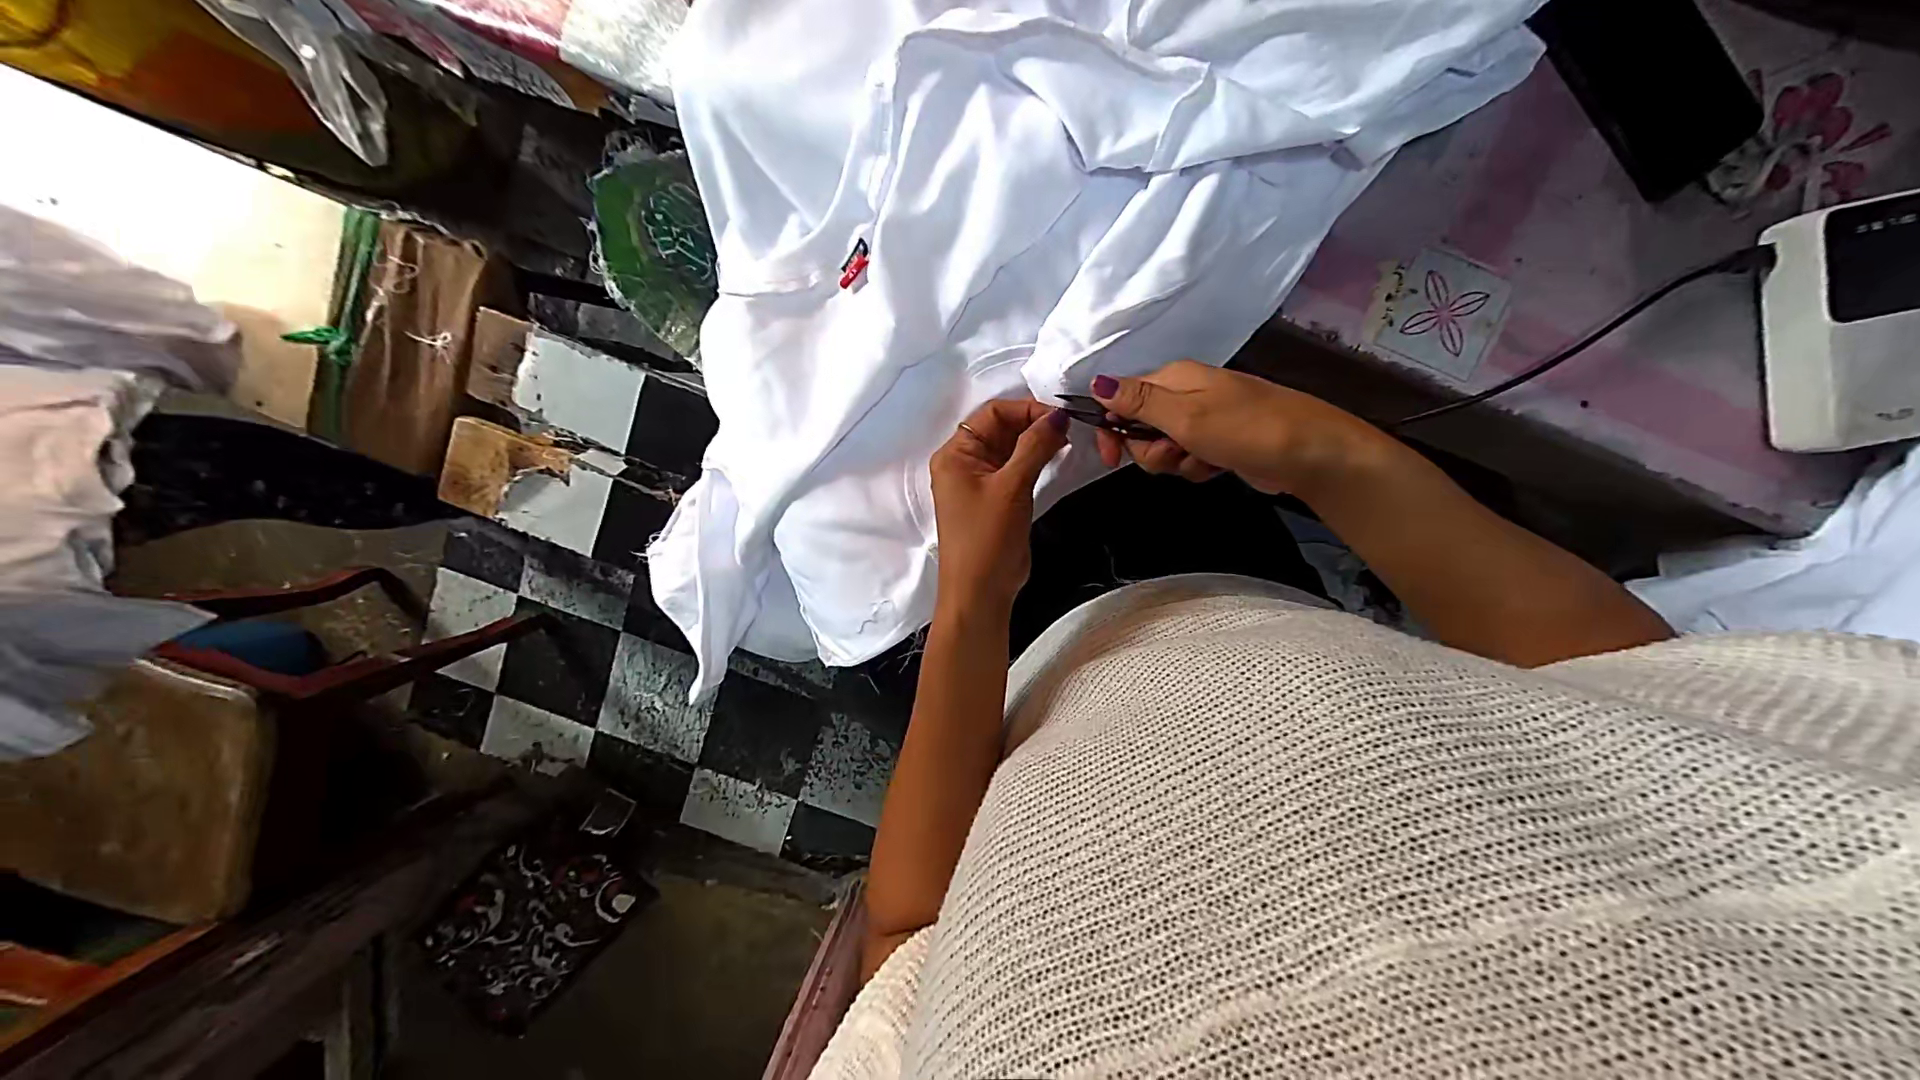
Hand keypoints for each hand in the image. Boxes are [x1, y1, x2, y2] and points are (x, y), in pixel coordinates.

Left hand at [930, 398, 1069, 611]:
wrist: (980, 592)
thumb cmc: (986, 540)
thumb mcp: (1011, 486)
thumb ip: (1035, 446)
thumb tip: (1057, 416)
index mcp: (955, 455)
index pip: (992, 414)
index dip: (1026, 410)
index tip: (1060, 417)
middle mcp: (963, 464)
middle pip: (1001, 428)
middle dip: (1034, 425)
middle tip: (1068, 430)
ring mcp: (980, 482)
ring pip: (1011, 449)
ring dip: (1037, 443)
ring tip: (1066, 443)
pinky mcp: (996, 499)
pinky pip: (1016, 469)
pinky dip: (1035, 462)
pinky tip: (1056, 460)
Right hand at [1090, 360, 1392, 498]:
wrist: (1311, 453)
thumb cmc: (1245, 429)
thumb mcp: (1184, 416)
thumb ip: (1138, 401)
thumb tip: (1096, 382)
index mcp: (1174, 379)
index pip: (1121, 398)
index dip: (1111, 428)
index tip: (1110, 457)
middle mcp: (1185, 395)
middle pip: (1139, 428)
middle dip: (1149, 451)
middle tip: (1173, 454)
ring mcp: (1203, 419)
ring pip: (1162, 448)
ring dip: (1174, 462)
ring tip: (1200, 460)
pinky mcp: (1218, 442)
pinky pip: (1187, 458)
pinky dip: (1195, 467)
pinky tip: (1215, 467)